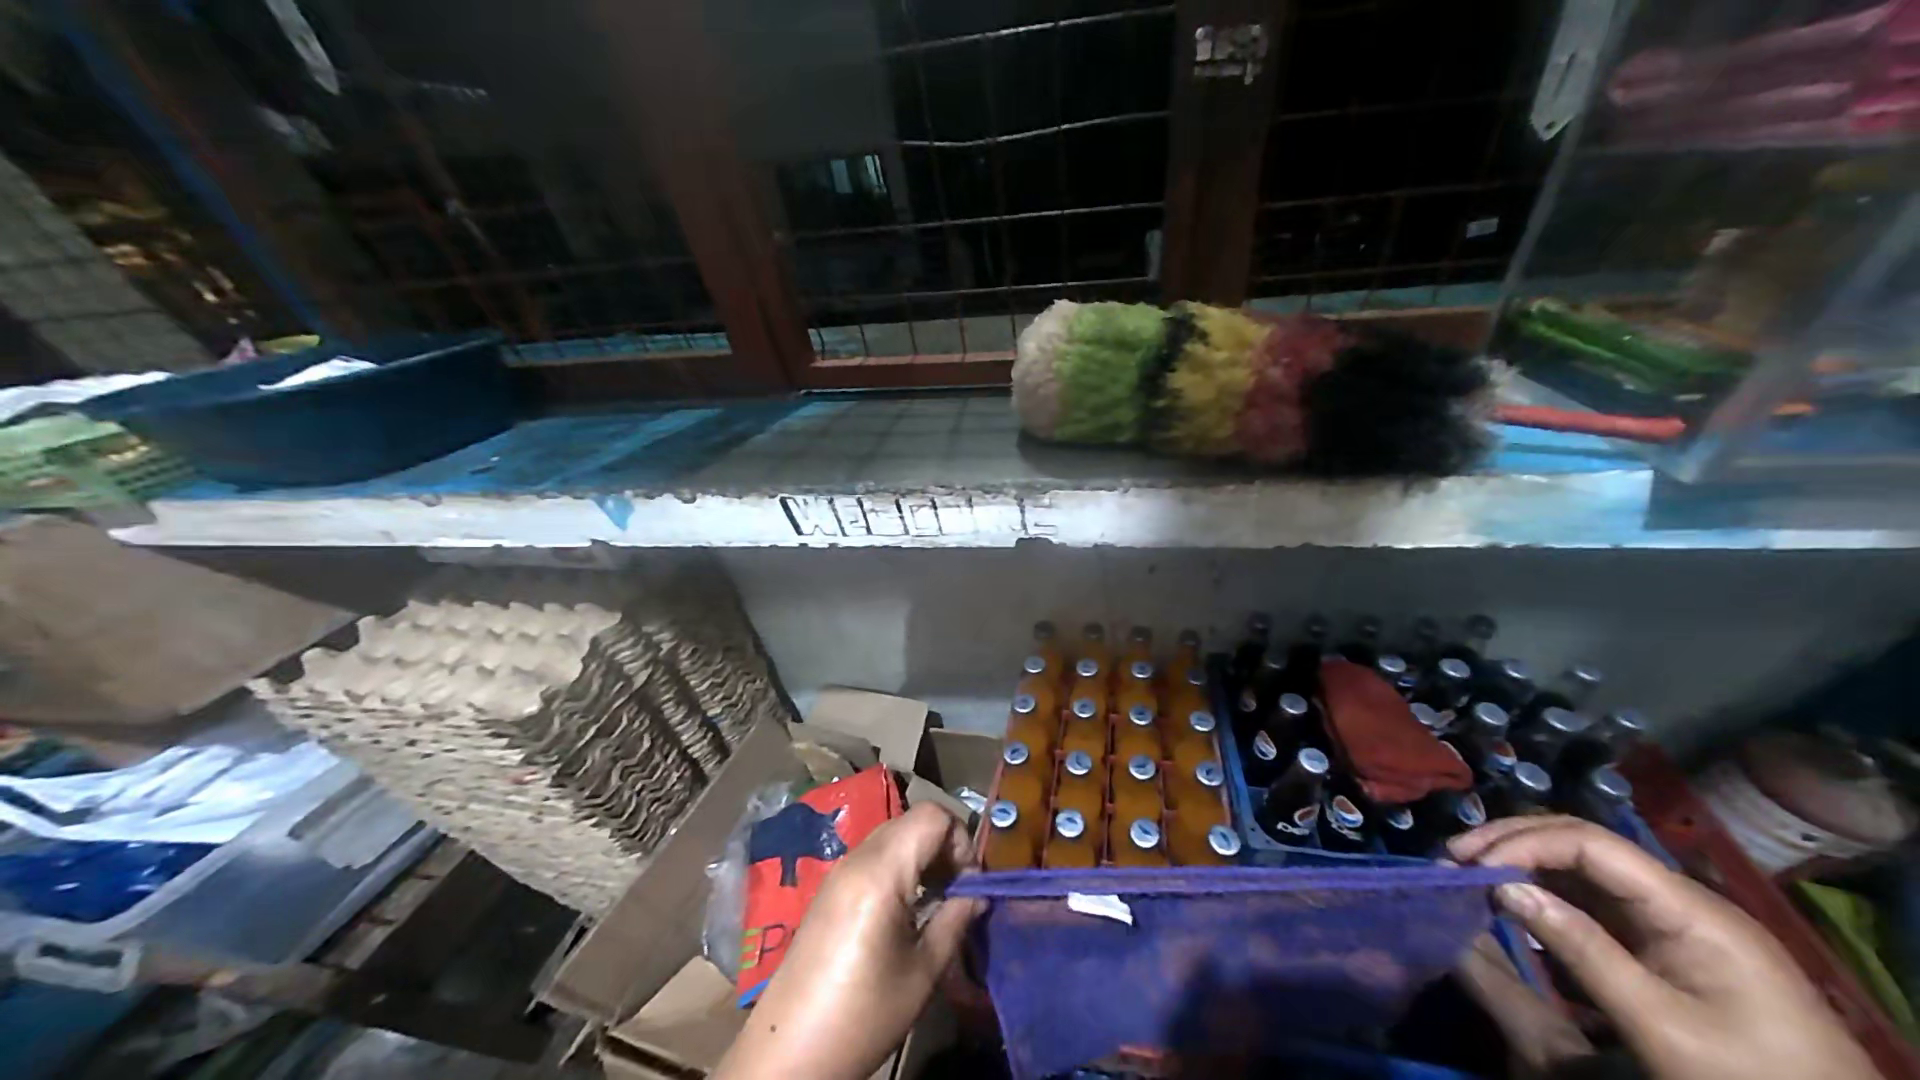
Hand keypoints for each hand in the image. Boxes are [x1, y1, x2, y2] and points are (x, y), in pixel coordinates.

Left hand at [714, 803, 984, 1079]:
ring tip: (934, 903)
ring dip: (921, 857)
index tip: (968, 882)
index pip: (932, 814)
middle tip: (957, 892)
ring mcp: (839, 871)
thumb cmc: (863, 1013)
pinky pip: (874, 856)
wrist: (790, 1050)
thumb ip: (955, 920)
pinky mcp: (829, 888)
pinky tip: (904, 912)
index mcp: (880, 871)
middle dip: (944, 847)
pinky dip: (899, 868)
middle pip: (912, 820)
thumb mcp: (923, 972)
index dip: (961, 839)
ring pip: (893, 836)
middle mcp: (857, 858)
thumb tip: (978, 893)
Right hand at [1449, 816, 1877, 1079]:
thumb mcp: (1662, 1027)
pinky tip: (1510, 898)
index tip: (1472, 867)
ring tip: (1468, 872)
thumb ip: (1582, 951)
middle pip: (1580, 842)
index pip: (1589, 843)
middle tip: (1453, 856)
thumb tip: (1503, 887)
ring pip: (1580, 865)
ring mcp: (1670, 918)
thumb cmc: (1750, 1077)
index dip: (1523, 843)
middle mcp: (1677, 898)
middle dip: (1512, 841)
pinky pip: (1591, 898)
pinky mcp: (1662, 940)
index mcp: (1689, 909)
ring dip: (1521, 862)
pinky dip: (1543, 890)